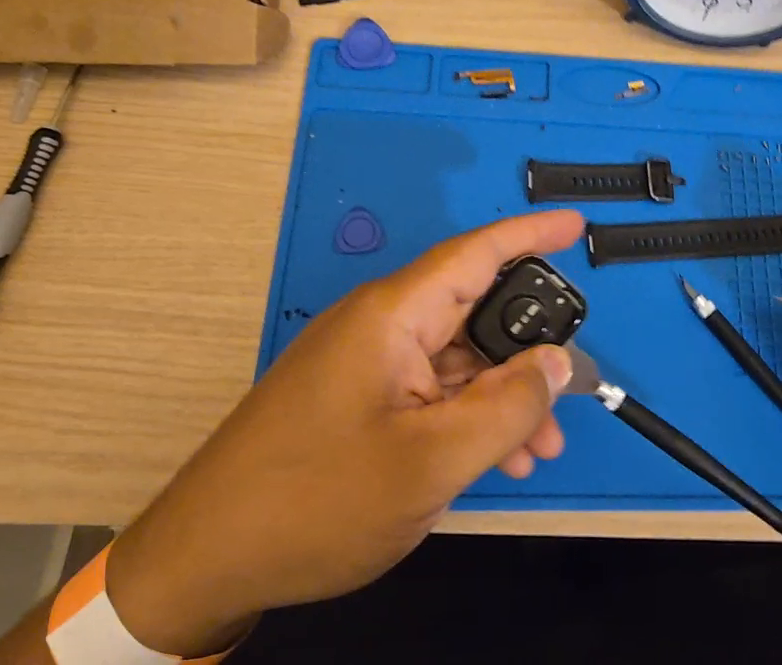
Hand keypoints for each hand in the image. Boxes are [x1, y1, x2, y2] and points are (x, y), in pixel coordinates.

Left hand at [104, 210, 584, 656]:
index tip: (574, 225)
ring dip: (499, 396)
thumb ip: (506, 408)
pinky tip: (493, 458)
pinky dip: (465, 417)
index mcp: (391, 316)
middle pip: (471, 313)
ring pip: (454, 360)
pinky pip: (427, 391)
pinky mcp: (354, 401)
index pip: (474, 254)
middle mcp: (378, 327)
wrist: (208, 557)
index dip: (529, 234)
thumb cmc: (318, 501)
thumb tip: (555, 364)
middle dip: (525, 351)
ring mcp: (363, 365)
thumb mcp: (431, 461)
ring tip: (537, 446)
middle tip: (568, 392)